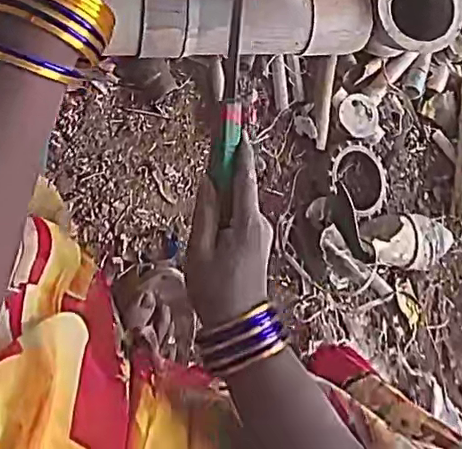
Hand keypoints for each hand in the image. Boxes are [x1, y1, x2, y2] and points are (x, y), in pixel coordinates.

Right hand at [186, 139, 273, 326]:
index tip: (234, 129)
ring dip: (222, 203)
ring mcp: (262, 232)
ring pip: (239, 205)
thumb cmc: (215, 292)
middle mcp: (260, 222)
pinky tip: (213, 237)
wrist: (240, 330)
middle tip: (204, 180)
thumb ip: (204, 211)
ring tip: (204, 231)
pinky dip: (227, 216)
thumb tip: (208, 179)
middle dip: (222, 180)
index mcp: (247, 222)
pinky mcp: (259, 241)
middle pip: (241, 188)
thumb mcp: (199, 250)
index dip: (238, 151)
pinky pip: (241, 218)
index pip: (244, 176)